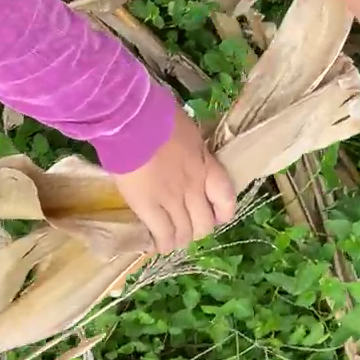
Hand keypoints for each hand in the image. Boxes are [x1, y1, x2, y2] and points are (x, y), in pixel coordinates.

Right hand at [114, 112, 237, 253]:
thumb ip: (189, 148)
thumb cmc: (157, 115)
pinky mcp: (148, 206)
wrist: (133, 119)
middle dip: (198, 229)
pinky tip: (157, 244)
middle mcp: (194, 187)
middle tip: (188, 227)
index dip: (224, 211)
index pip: (226, 197)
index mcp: (206, 165)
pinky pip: (161, 234)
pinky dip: (161, 243)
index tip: (217, 215)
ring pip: (184, 233)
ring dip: (179, 238)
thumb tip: (184, 150)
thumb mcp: (186, 130)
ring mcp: (172, 199)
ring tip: (171, 238)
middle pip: (205, 223)